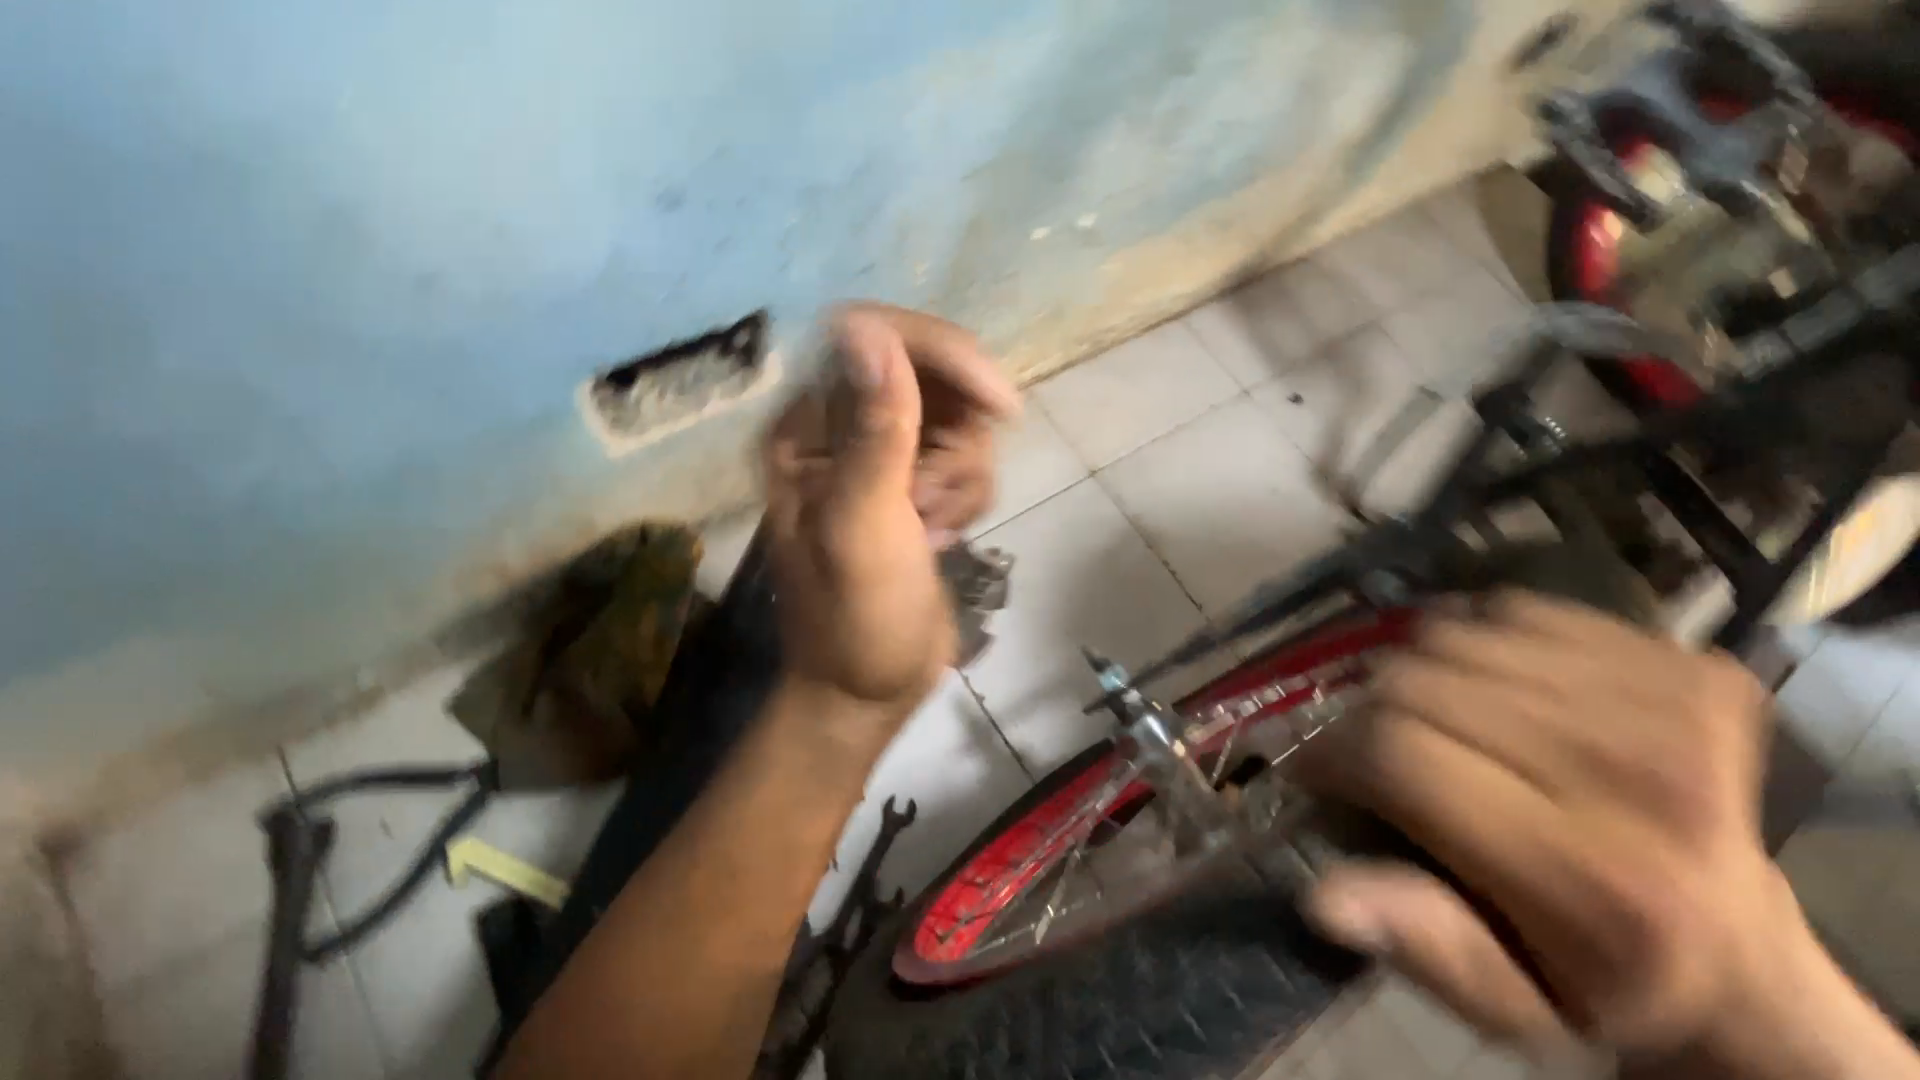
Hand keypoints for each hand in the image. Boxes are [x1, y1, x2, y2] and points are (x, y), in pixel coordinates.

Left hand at [762, 304, 1016, 725]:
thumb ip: (874, 430)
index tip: (995, 405)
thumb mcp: (862, 526)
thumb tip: (870, 327)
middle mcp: (840, 426)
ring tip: (931, 530)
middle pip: (928, 371)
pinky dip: (967, 496)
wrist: (871, 687)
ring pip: (957, 417)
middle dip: (956, 439)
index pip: (872, 334)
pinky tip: (941, 539)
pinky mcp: (914, 482)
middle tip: (936, 499)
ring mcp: (881, 453)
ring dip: (962, 476)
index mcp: (804, 426)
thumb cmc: (854, 619)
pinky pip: (967, 455)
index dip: (939, 353)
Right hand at [1302, 593, 1803, 1063]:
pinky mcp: (1686, 663)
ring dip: (1413, 672)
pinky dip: (1474, 638)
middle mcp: (1643, 779)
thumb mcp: (1502, 999)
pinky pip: (1513, 608)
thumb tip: (1323, 896)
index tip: (1313, 772)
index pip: (1400, 754)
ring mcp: (1672, 707)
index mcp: (1593, 878)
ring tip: (1421, 718)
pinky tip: (1482, 685)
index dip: (1331, 752)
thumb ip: (1420, 945)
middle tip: (1363, 749)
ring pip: (1454, 636)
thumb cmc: (1592, 978)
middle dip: (1363, 712)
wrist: (1740, 949)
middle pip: (1418, 682)